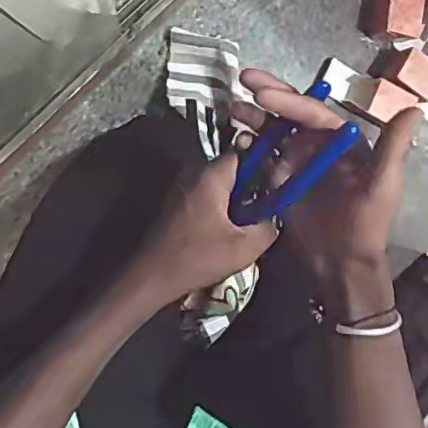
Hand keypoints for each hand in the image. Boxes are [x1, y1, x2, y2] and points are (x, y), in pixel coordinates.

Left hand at [119, 152, 279, 311]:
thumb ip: (267, 228)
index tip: (276, 182)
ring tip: (247, 221)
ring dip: (233, 198)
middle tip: (265, 206)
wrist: (151, 276)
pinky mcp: (174, 202)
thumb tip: (274, 218)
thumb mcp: (244, 249)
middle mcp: (193, 173)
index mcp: (210, 176)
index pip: (242, 152)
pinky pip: (204, 194)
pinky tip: (225, 229)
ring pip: (217, 183)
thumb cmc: (197, 258)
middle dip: (250, 184)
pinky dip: (217, 206)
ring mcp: (180, 187)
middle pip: (230, 168)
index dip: (262, 163)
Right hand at [232, 69, 419, 321]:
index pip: (313, 112)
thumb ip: (394, 146)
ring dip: (254, 116)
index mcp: (342, 140)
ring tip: (232, 106)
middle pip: (291, 112)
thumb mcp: (384, 185)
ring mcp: (297, 162)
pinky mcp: (281, 181)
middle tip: (242, 78)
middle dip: (268, 93)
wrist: (341, 263)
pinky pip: (263, 157)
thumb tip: (415, 109)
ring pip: (274, 130)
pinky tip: (236, 135)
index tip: (262, 92)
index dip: (289, 100)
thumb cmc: (367, 223)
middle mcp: (318, 145)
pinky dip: (250, 144)